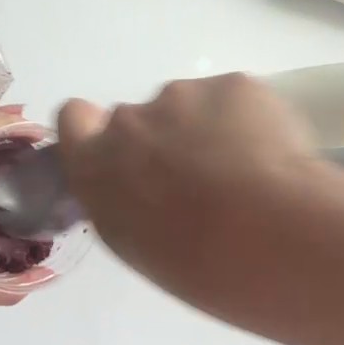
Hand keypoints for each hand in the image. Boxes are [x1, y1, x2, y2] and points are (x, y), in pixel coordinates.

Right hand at [56, 74, 343, 314]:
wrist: (262, 235)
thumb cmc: (190, 260)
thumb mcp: (130, 240)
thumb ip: (120, 197)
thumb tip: (140, 187)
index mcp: (93, 167)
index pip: (75, 118)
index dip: (96, 129)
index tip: (121, 152)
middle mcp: (126, 123)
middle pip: (136, 119)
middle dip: (161, 139)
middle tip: (196, 178)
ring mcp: (178, 96)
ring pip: (188, 106)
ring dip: (205, 129)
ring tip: (242, 171)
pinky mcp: (231, 85)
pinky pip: (233, 98)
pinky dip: (247, 119)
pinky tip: (269, 156)